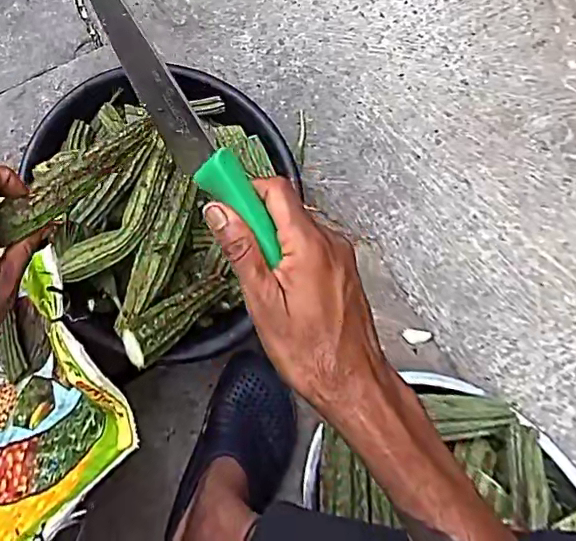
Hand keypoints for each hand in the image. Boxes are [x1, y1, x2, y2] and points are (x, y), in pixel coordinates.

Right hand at [204, 176, 390, 420]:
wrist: (355, 387)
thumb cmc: (314, 354)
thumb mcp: (263, 301)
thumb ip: (241, 249)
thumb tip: (220, 212)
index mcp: (308, 244)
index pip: (274, 188)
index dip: (244, 188)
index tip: (222, 193)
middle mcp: (329, 241)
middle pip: (283, 204)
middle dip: (254, 217)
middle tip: (235, 243)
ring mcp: (338, 253)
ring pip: (294, 223)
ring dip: (271, 236)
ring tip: (262, 275)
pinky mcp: (341, 266)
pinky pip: (308, 241)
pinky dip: (289, 249)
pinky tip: (282, 283)